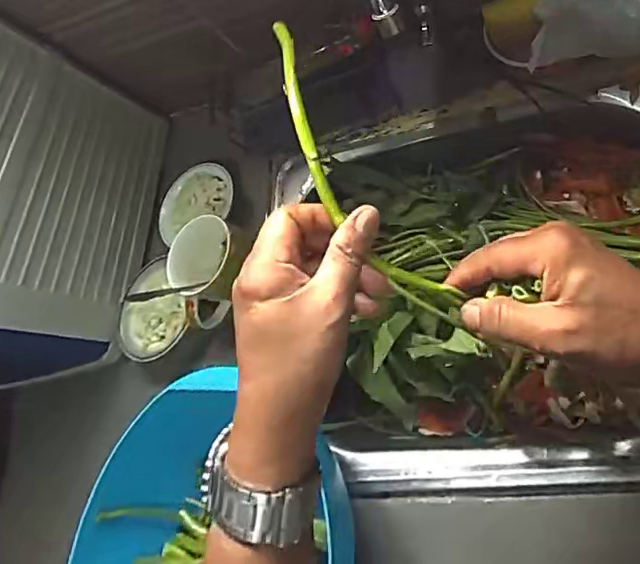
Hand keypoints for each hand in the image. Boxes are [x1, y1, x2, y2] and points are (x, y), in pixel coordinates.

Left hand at [226, 202, 389, 488]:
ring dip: (348, 275)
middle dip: (345, 252)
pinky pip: (311, 288)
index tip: (357, 235)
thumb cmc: (301, 362)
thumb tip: (367, 211)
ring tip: (378, 297)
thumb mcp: (331, 301)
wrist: (278, 428)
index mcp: (263, 266)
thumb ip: (349, 252)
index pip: (290, 216)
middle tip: (377, 272)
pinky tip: (364, 310)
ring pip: (313, 266)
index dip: (325, 218)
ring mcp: (270, 297)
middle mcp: (261, 275)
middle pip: (305, 240)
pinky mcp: (281, 315)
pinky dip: (338, 293)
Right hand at [445, 221, 639, 394]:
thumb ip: (507, 321)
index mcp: (549, 245)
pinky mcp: (583, 262)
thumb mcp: (559, 336)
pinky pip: (539, 271)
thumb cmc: (623, 338)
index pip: (489, 257)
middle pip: (503, 256)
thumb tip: (464, 311)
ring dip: (500, 287)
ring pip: (520, 264)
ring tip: (479, 314)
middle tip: (454, 310)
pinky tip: (517, 311)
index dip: (461, 278)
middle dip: (478, 282)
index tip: (436, 298)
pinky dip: (522, 289)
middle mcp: (557, 235)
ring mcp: (573, 247)